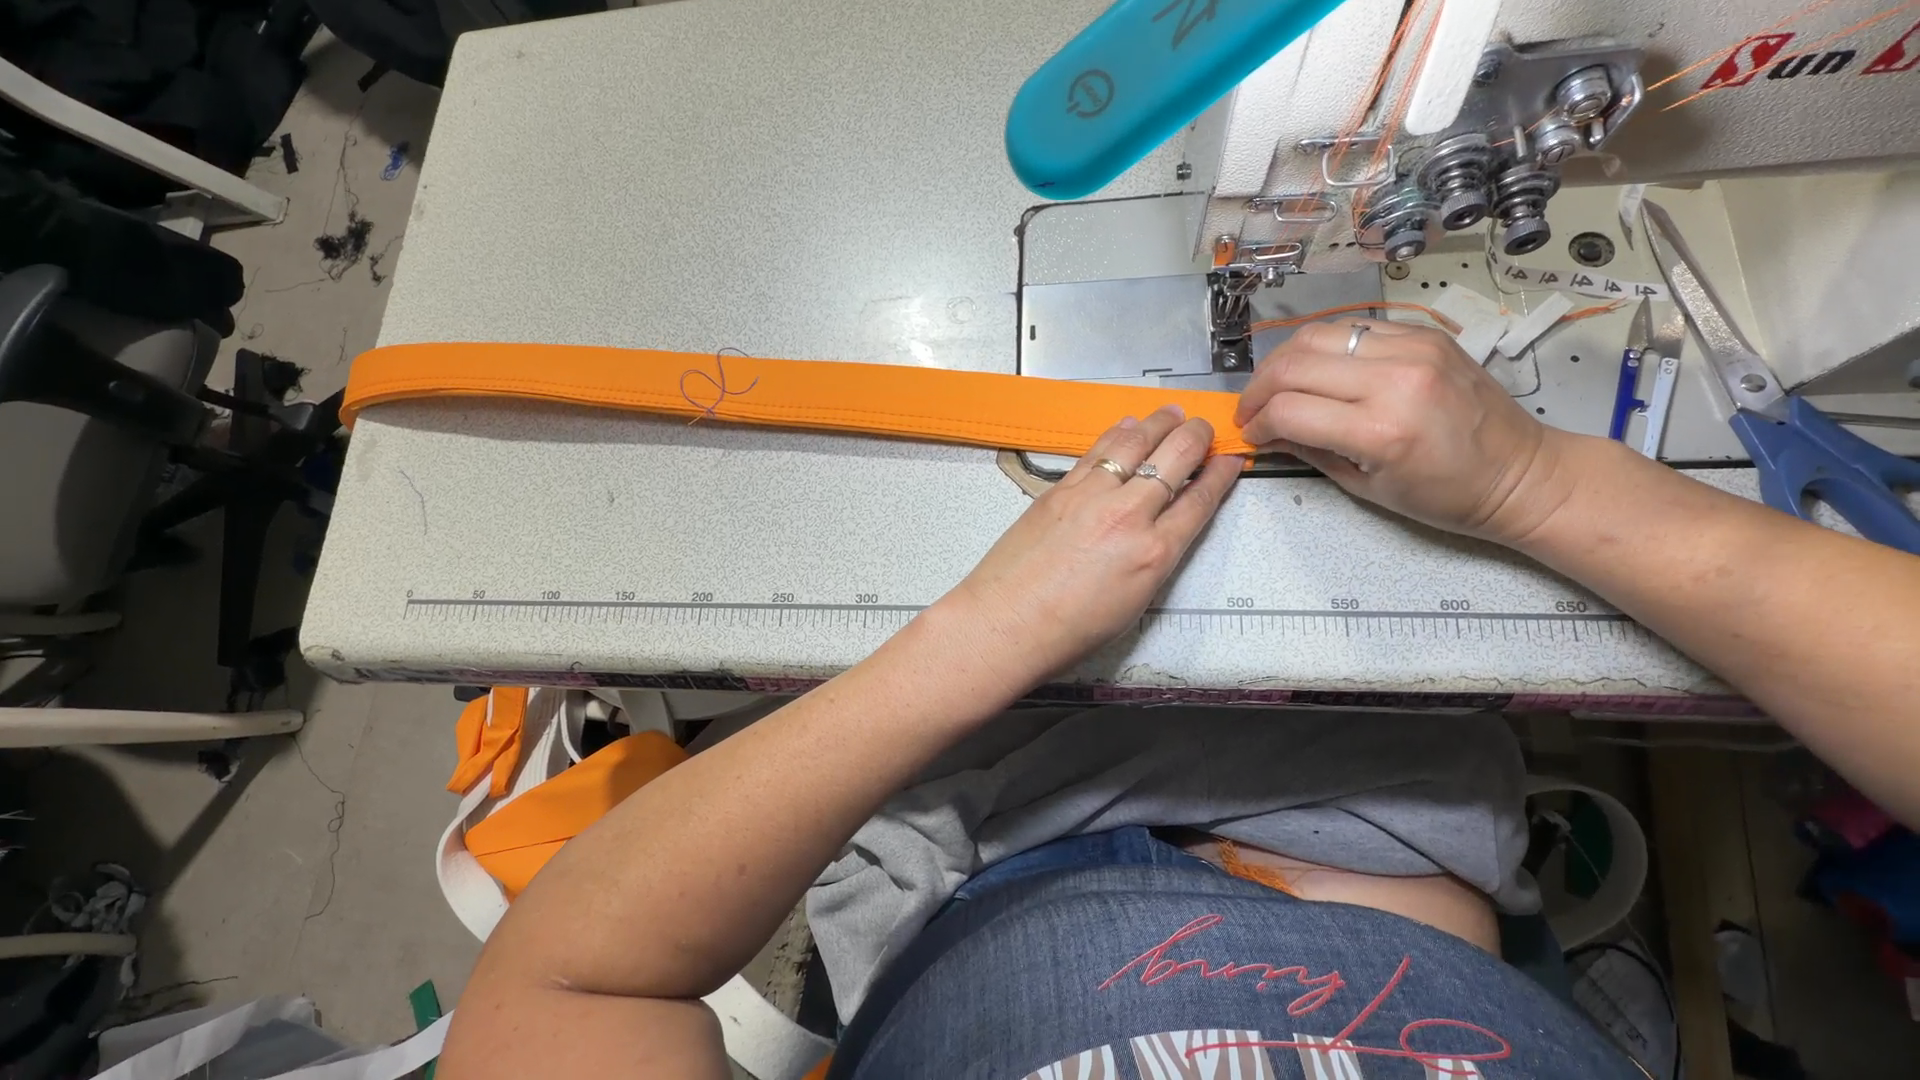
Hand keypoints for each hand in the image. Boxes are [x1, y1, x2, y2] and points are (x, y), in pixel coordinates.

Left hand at [937, 405, 1241, 692]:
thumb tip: (1164, 531)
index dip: (1221, 474)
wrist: (1009, 622)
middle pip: (1175, 458)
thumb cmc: (1068, 628)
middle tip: (1204, 427)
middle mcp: (1129, 516)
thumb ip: (1156, 559)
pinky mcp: (1060, 490)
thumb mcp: (1134, 603)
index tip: (1231, 460)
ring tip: (1171, 413)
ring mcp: (1092, 497)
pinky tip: (1127, 426)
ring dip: (1158, 423)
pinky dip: (1117, 434)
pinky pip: (1097, 452)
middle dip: (1197, 436)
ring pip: (1135, 444)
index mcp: (1154, 553)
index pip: (1200, 500)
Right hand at [1234, 320, 1570, 543]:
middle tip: (1252, 409)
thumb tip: (1265, 432)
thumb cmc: (1443, 497)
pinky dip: (1323, 348)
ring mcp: (1413, 349)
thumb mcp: (1365, 486)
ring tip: (1277, 384)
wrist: (1521, 473)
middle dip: (1259, 389)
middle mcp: (1394, 380)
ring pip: (1317, 335)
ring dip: (1284, 360)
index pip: (1288, 410)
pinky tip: (1319, 370)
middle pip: (1293, 364)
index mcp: (1381, 430)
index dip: (1258, 422)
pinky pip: (1353, 329)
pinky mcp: (1424, 334)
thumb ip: (1309, 451)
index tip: (1251, 434)